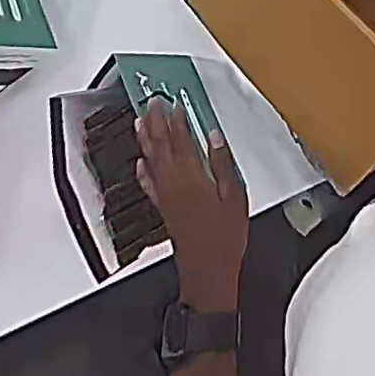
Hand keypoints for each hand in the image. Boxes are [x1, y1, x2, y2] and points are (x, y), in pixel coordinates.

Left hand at [136, 98, 246, 311]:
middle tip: (152, 103)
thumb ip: (223, 163)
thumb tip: (214, 137)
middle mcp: (173, 182)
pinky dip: (143, 168)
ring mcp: (166, 195)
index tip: (174, 102)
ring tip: (140, 121)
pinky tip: (140, 162)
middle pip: (160, 144)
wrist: (209, 272)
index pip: (180, 138)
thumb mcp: (234, 195)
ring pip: (150, 159)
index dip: (176, 119)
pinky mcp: (163, 207)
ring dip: (145, 138)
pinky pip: (148, 181)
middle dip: (156, 121)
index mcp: (191, 175)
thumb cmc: (224, 237)